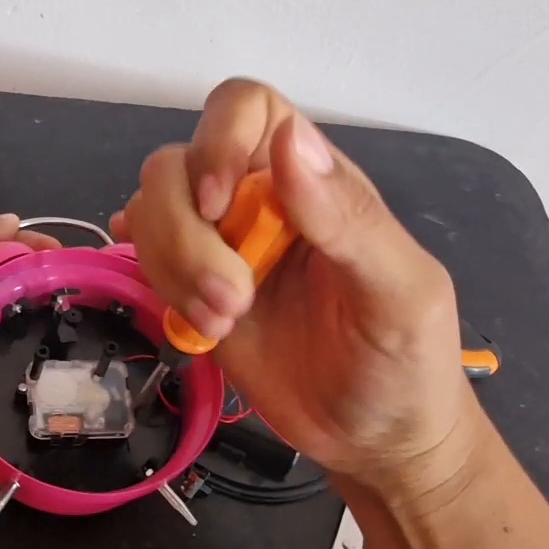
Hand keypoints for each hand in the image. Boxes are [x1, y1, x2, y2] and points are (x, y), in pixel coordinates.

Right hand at [114, 79, 488, 507]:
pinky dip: (155, 284)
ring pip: (149, 211)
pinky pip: (144, 260)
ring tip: (220, 326)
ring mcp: (217, 247)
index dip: (216, 141)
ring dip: (172, 269)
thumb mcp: (399, 293)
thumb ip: (350, 218)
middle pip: (175, 166)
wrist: (372, 440)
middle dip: (185, 235)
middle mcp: (256, 200)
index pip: (244, 109)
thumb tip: (290, 136)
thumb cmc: (404, 363)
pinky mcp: (191, 291)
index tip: (218, 205)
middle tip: (232, 304)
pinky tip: (186, 317)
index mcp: (313, 181)